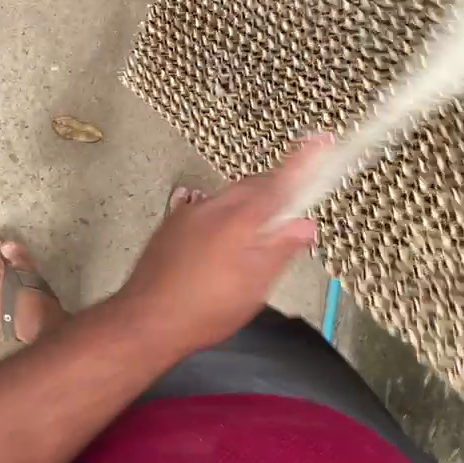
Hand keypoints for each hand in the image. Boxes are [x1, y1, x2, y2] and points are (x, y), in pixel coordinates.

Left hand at [112, 139, 326, 353]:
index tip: (317, 141)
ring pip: (228, 198)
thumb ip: (280, 250)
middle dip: (275, 191)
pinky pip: (206, 210)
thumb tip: (304, 226)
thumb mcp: (254, 287)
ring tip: (253, 239)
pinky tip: (221, 247)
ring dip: (247, 207)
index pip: (279, 182)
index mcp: (239, 221)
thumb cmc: (201, 311)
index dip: (301, 161)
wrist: (145, 320)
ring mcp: (189, 214)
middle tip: (289, 209)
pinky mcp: (172, 225)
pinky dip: (222, 218)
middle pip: (253, 186)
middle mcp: (212, 208)